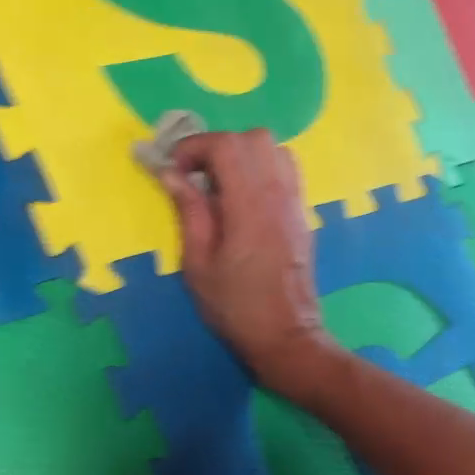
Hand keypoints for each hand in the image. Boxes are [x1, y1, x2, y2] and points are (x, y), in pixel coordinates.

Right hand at [157, 129, 334, 392]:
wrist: (287, 336)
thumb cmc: (236, 308)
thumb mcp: (199, 265)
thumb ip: (189, 212)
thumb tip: (172, 174)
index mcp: (250, 206)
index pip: (227, 145)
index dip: (195, 147)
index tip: (176, 171)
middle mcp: (279, 195)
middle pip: (254, 138)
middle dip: (218, 146)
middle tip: (197, 177)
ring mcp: (296, 203)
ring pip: (274, 149)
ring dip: (243, 155)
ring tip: (222, 185)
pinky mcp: (302, 215)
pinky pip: (286, 171)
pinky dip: (262, 169)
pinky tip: (244, 199)